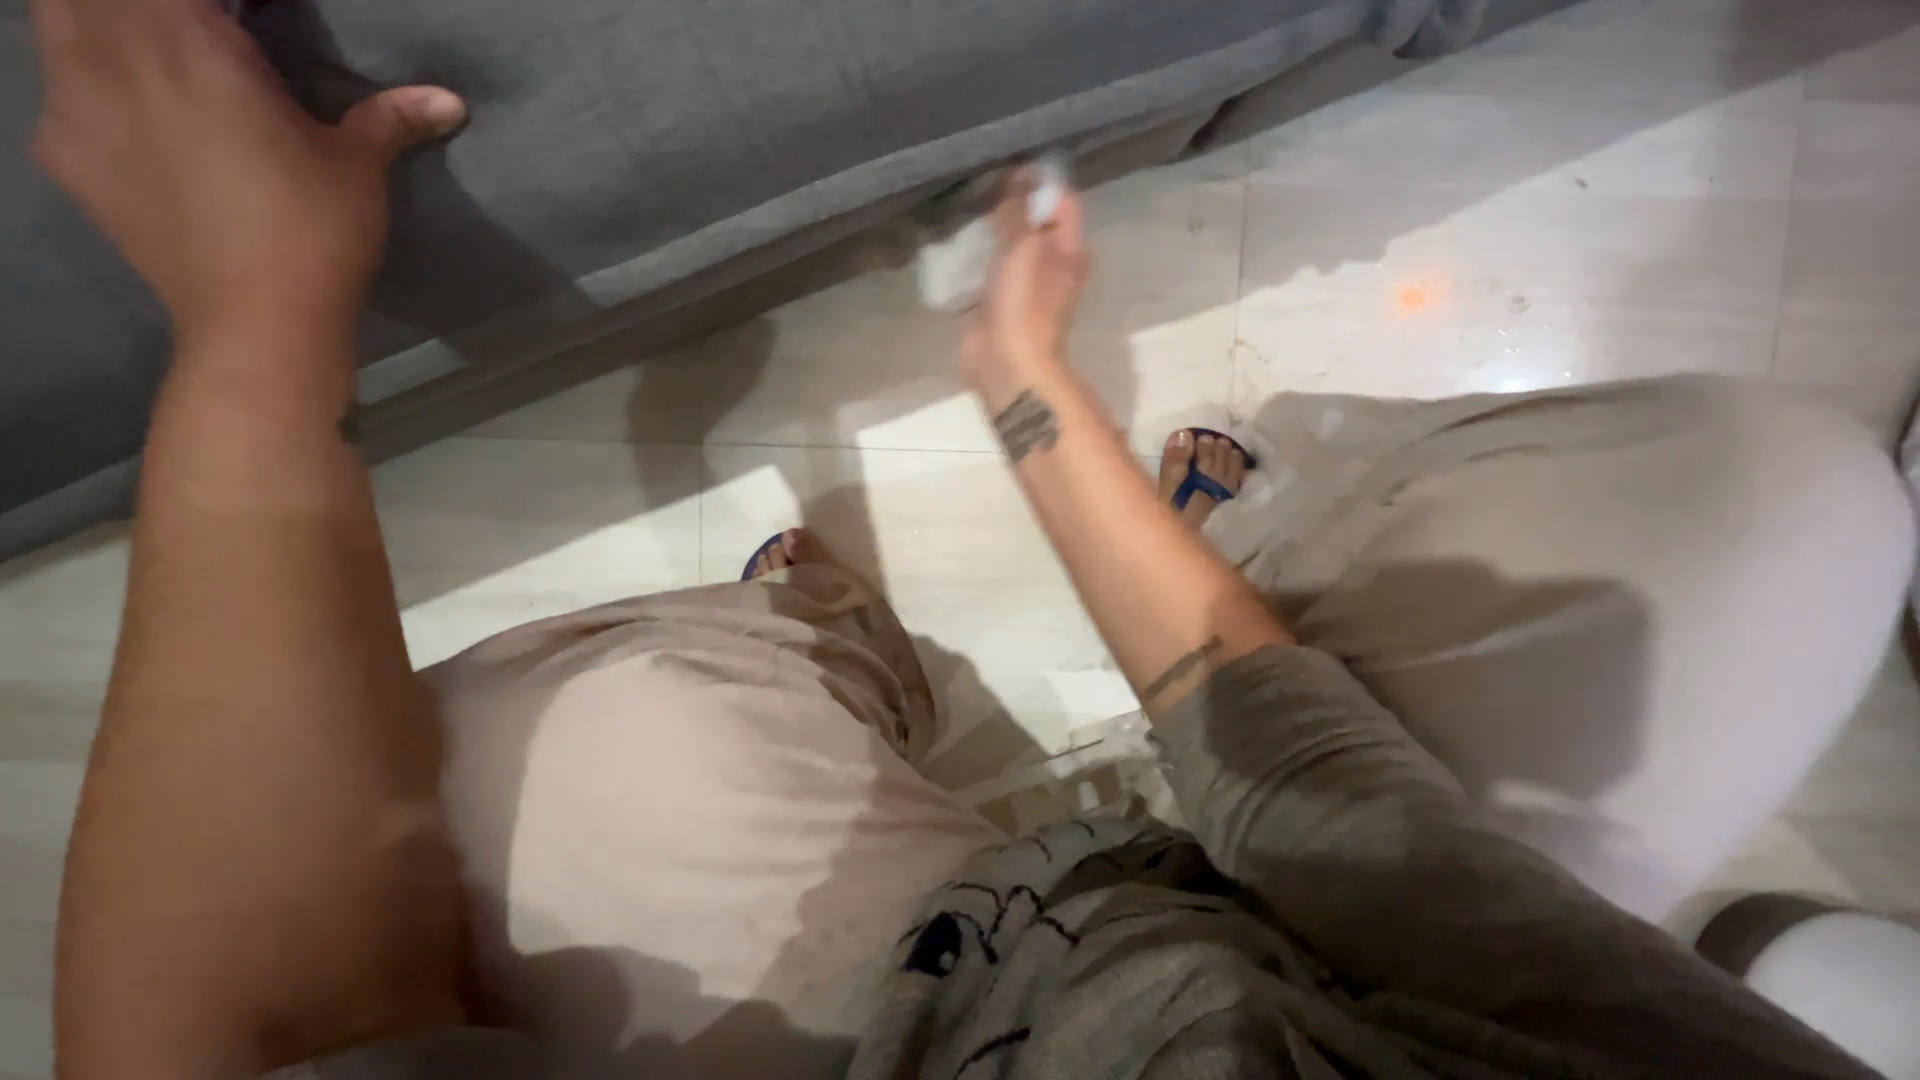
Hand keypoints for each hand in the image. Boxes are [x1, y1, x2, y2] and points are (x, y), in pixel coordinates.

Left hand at [29, 0, 466, 344]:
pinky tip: (139, 117)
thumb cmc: (317, 232)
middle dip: (160, 7)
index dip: (219, 6)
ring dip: (105, 20)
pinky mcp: (62, 148)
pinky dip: (91, 79)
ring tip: (165, 61)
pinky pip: (59, 84)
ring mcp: (73, 99)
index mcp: (191, 41)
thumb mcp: (359, 169)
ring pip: (57, 16)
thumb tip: (450, 101)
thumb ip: (391, 119)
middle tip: (209, 37)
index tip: (249, 21)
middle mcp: (112, 51)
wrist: (260, 317)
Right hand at [962, 168, 1090, 379]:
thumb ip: (1018, 210)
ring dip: (986, 232)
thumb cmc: (1025, 303)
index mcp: (1069, 250)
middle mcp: (1050, 265)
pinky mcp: (996, 304)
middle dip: (1007, 205)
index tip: (1007, 168)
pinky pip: (984, 273)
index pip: (1061, 202)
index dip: (1039, 182)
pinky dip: (970, 260)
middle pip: (1031, 224)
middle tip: (977, 185)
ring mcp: (1022, 286)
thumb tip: (1017, 174)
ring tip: (961, 208)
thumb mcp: (1024, 246)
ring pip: (1005, 248)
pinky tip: (950, 243)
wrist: (1007, 363)